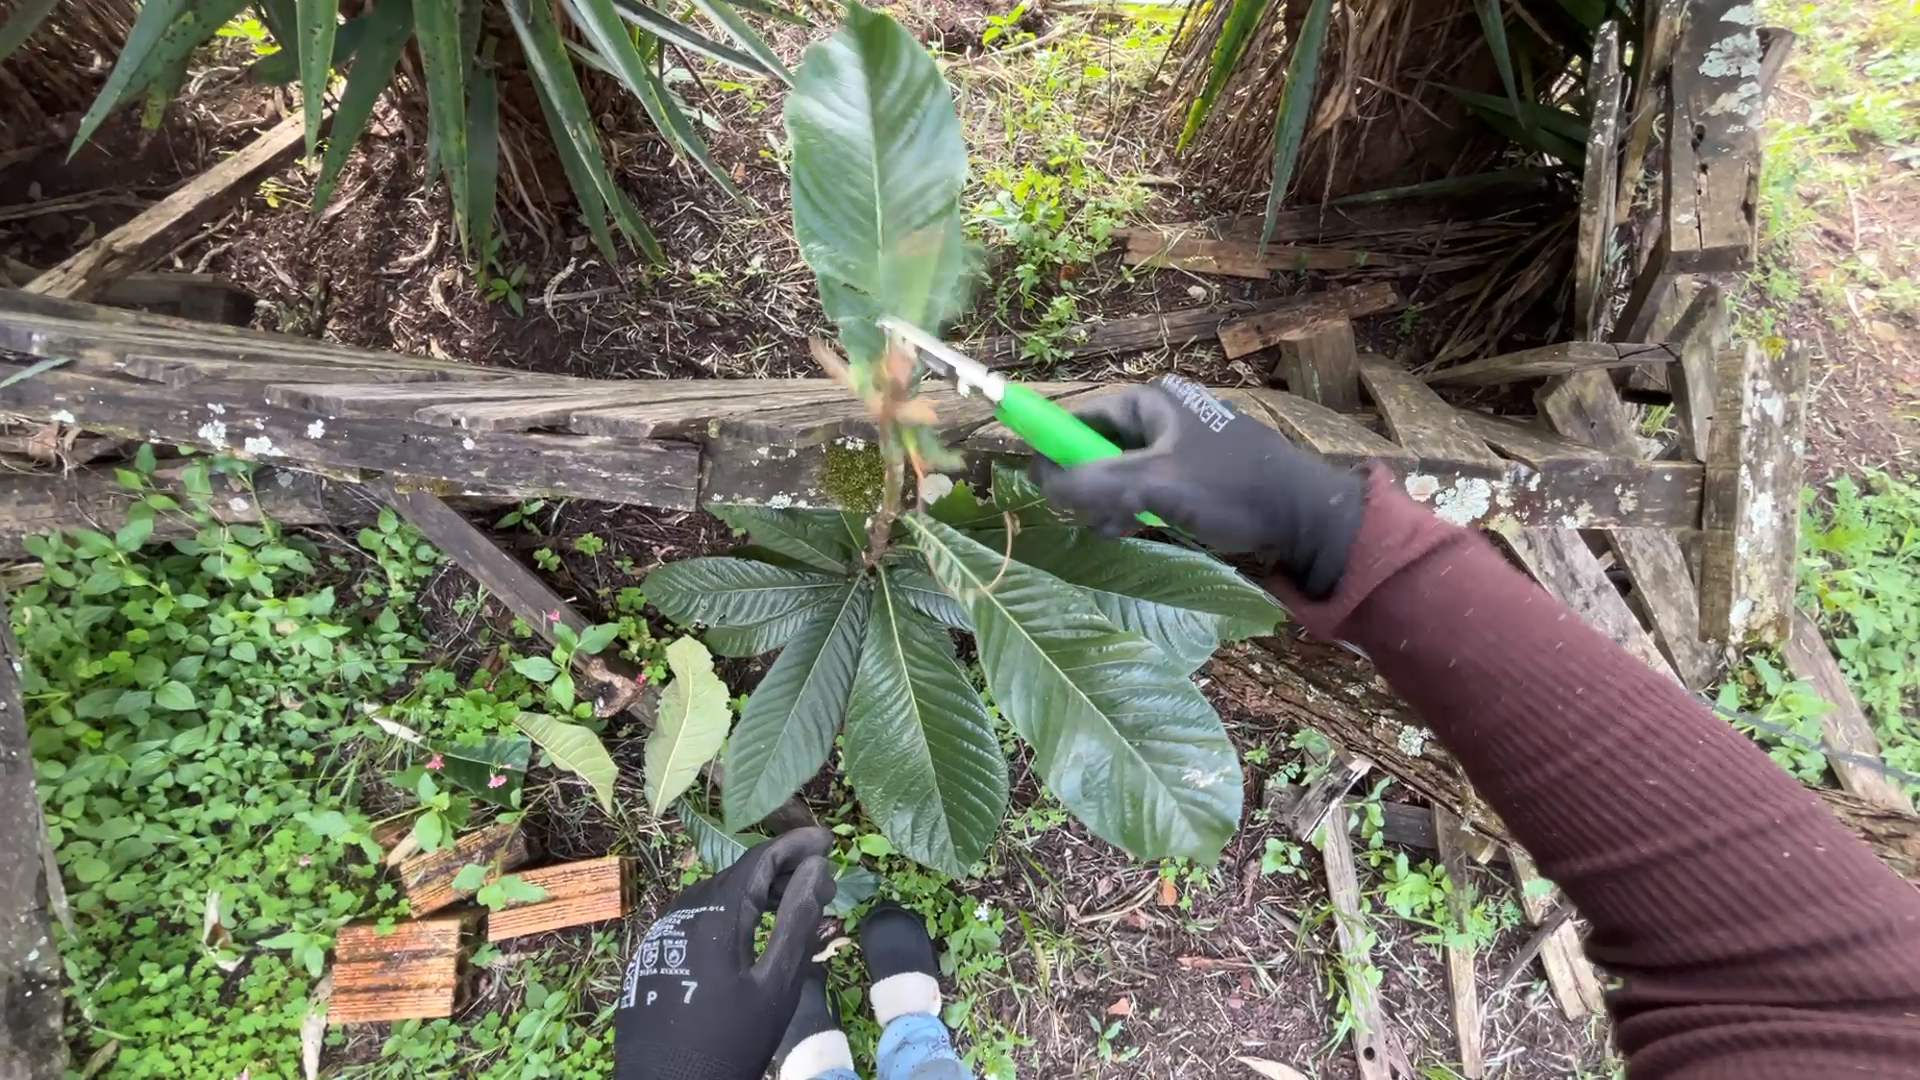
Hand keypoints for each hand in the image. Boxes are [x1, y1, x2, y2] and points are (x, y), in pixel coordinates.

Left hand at [615, 828, 836, 1079]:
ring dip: (763, 892)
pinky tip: (756, 931)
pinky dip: (737, 911)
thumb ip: (797, 919)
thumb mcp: (776, 984)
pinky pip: (704, 915)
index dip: (797, 844)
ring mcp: (666, 931)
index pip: (762, 857)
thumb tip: (818, 867)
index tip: (828, 839)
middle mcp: (685, 910)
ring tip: (797, 907)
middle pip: (743, 873)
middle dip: (787, 871)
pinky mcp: (657, 952)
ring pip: (724, 893)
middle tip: (825, 887)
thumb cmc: (729, 1043)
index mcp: (715, 912)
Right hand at [1032, 375, 1366, 598]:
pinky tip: (1139, 528)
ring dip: (1109, 504)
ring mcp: (1173, 447)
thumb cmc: (1231, 489)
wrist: (1304, 518)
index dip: (1054, 447)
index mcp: (1151, 401)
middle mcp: (1159, 417)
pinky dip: (1132, 510)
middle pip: (1095, 449)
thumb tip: (1036, 478)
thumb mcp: (1154, 484)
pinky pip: (1139, 490)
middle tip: (1094, 514)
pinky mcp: (1185, 476)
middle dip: (1088, 485)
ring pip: (1115, 475)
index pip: (1081, 416)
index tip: (1040, 483)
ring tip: (1124, 525)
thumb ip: (1091, 482)